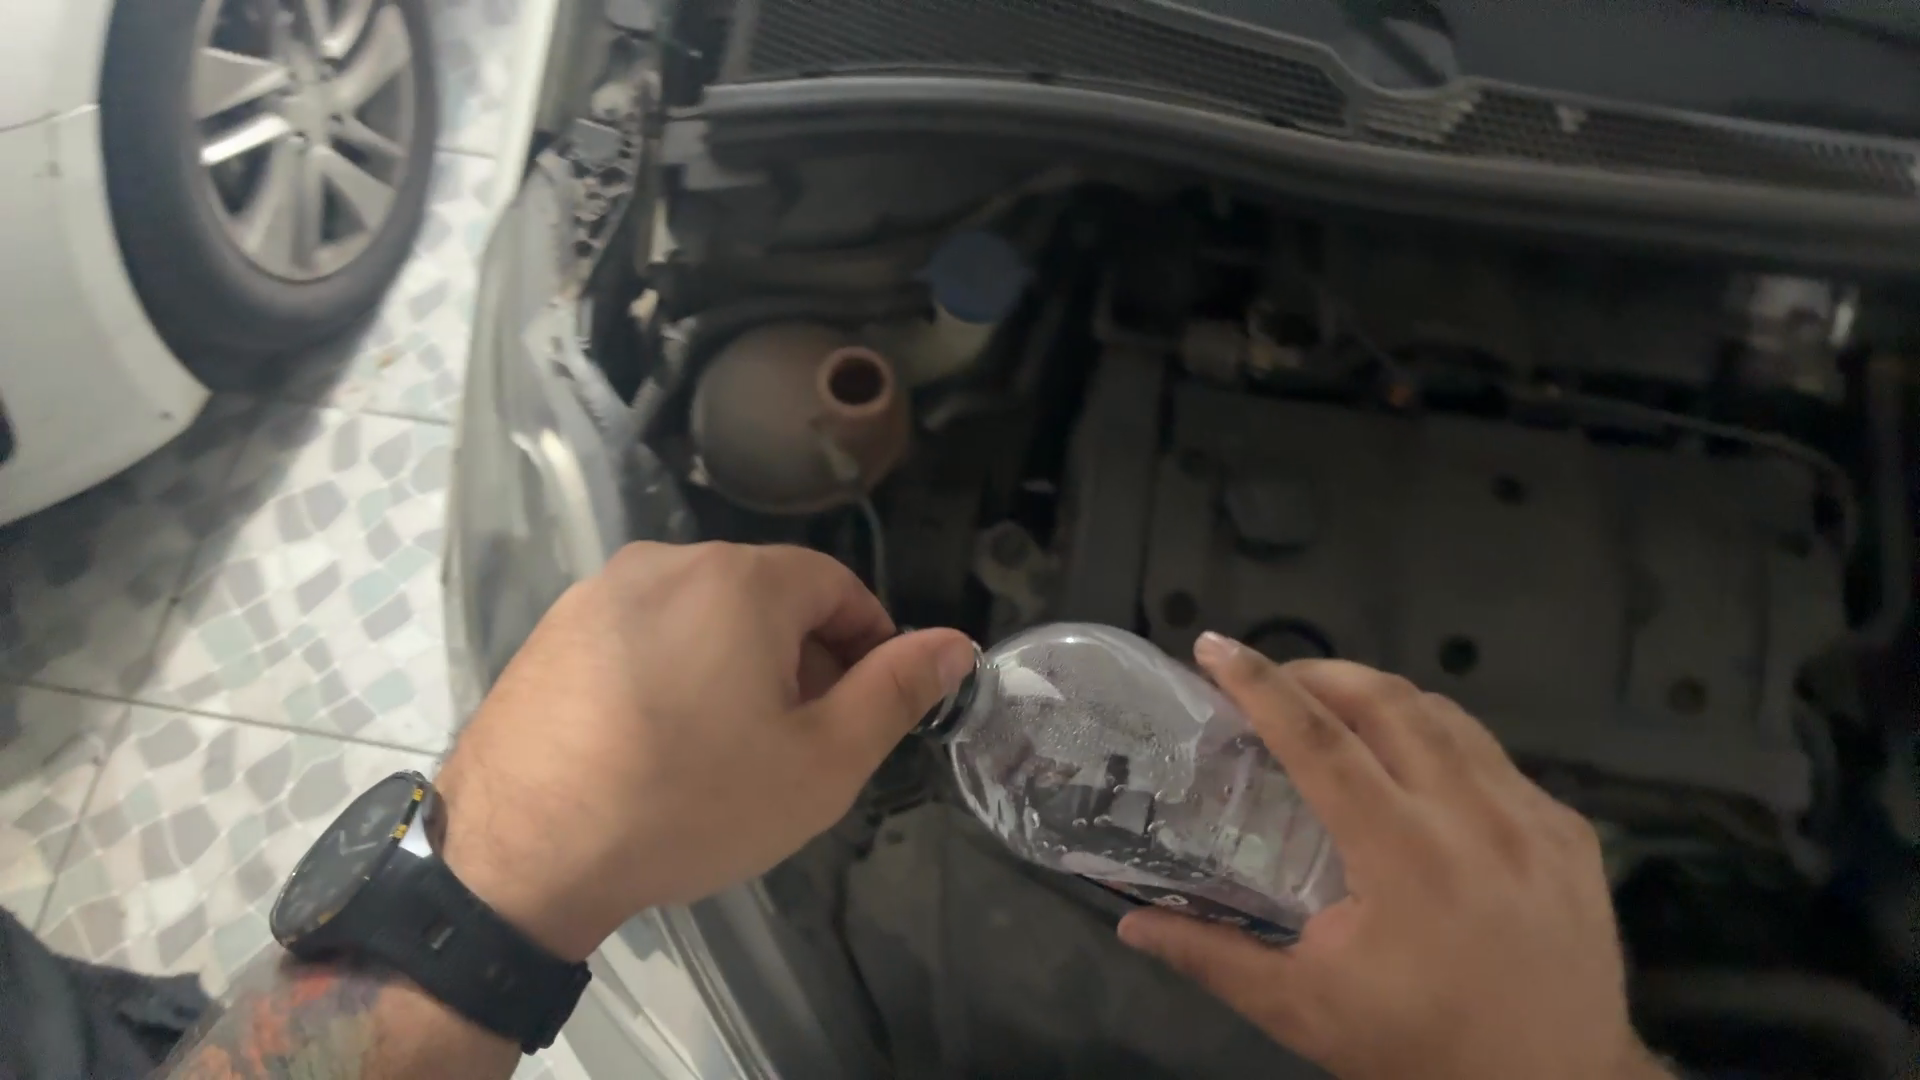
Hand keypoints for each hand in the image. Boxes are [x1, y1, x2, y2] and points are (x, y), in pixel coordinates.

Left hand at [431, 542, 975, 960]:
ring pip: (709, 609)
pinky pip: (650, 626)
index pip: (838, 586)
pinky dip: (679, 661)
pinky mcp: (559, 623)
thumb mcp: (822, 758)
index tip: (863, 702)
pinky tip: (663, 730)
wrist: (517, 855)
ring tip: (731, 737)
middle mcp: (672, 560)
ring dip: (741, 657)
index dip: (866, 642)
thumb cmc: (693, 799)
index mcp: (744, 579)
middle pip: (772, 595)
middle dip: (805, 654)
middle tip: (800, 732)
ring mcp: (605, 587)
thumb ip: (897, 691)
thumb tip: (958, 643)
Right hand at [1117, 636, 1670, 1079]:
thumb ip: (1210, 955)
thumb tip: (1128, 923)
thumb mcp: (1301, 1009)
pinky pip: (1489, 752)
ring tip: (1332, 710)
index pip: (1317, 741)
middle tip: (1270, 680)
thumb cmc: (1420, 1050)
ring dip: (1375, 695)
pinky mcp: (1569, 831)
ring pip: (1442, 713)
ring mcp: (1534, 819)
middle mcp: (1474, 819)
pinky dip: (1433, 735)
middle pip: (1385, 700)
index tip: (1214, 647)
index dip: (1259, 685)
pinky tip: (1409, 768)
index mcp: (1403, 856)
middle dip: (1316, 671)